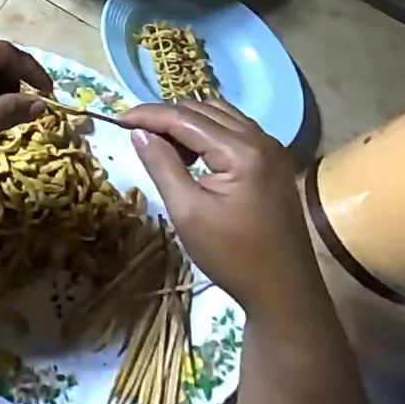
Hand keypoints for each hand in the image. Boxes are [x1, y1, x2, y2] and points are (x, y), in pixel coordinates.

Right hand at [120, 99, 318, 323]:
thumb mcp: (188, 212)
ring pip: (218, 114)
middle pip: (201, 109)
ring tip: (163, 145)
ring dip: (187, 121)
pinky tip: (191, 153)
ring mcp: (271, 147)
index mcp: (241, 151)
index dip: (148, 114)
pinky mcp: (273, 159)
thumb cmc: (233, 257)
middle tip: (139, 137)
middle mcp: (260, 138)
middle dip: (166, 117)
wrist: (286, 294)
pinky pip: (232, 128)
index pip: (184, 117)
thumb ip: (161, 165)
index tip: (118, 119)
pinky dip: (206, 131)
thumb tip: (138, 132)